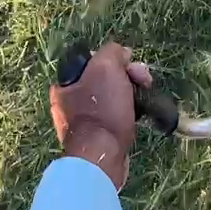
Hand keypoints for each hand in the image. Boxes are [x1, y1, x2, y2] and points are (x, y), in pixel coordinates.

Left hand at [49, 42, 153, 189]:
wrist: (102, 157)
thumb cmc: (103, 110)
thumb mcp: (106, 67)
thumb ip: (112, 52)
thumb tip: (122, 54)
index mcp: (66, 82)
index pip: (96, 59)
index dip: (117, 59)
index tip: (131, 66)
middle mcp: (69, 100)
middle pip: (106, 77)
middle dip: (129, 75)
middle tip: (144, 82)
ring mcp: (82, 119)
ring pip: (112, 95)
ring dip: (131, 92)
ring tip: (145, 98)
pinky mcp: (96, 136)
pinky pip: (114, 114)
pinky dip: (127, 111)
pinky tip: (138, 113)